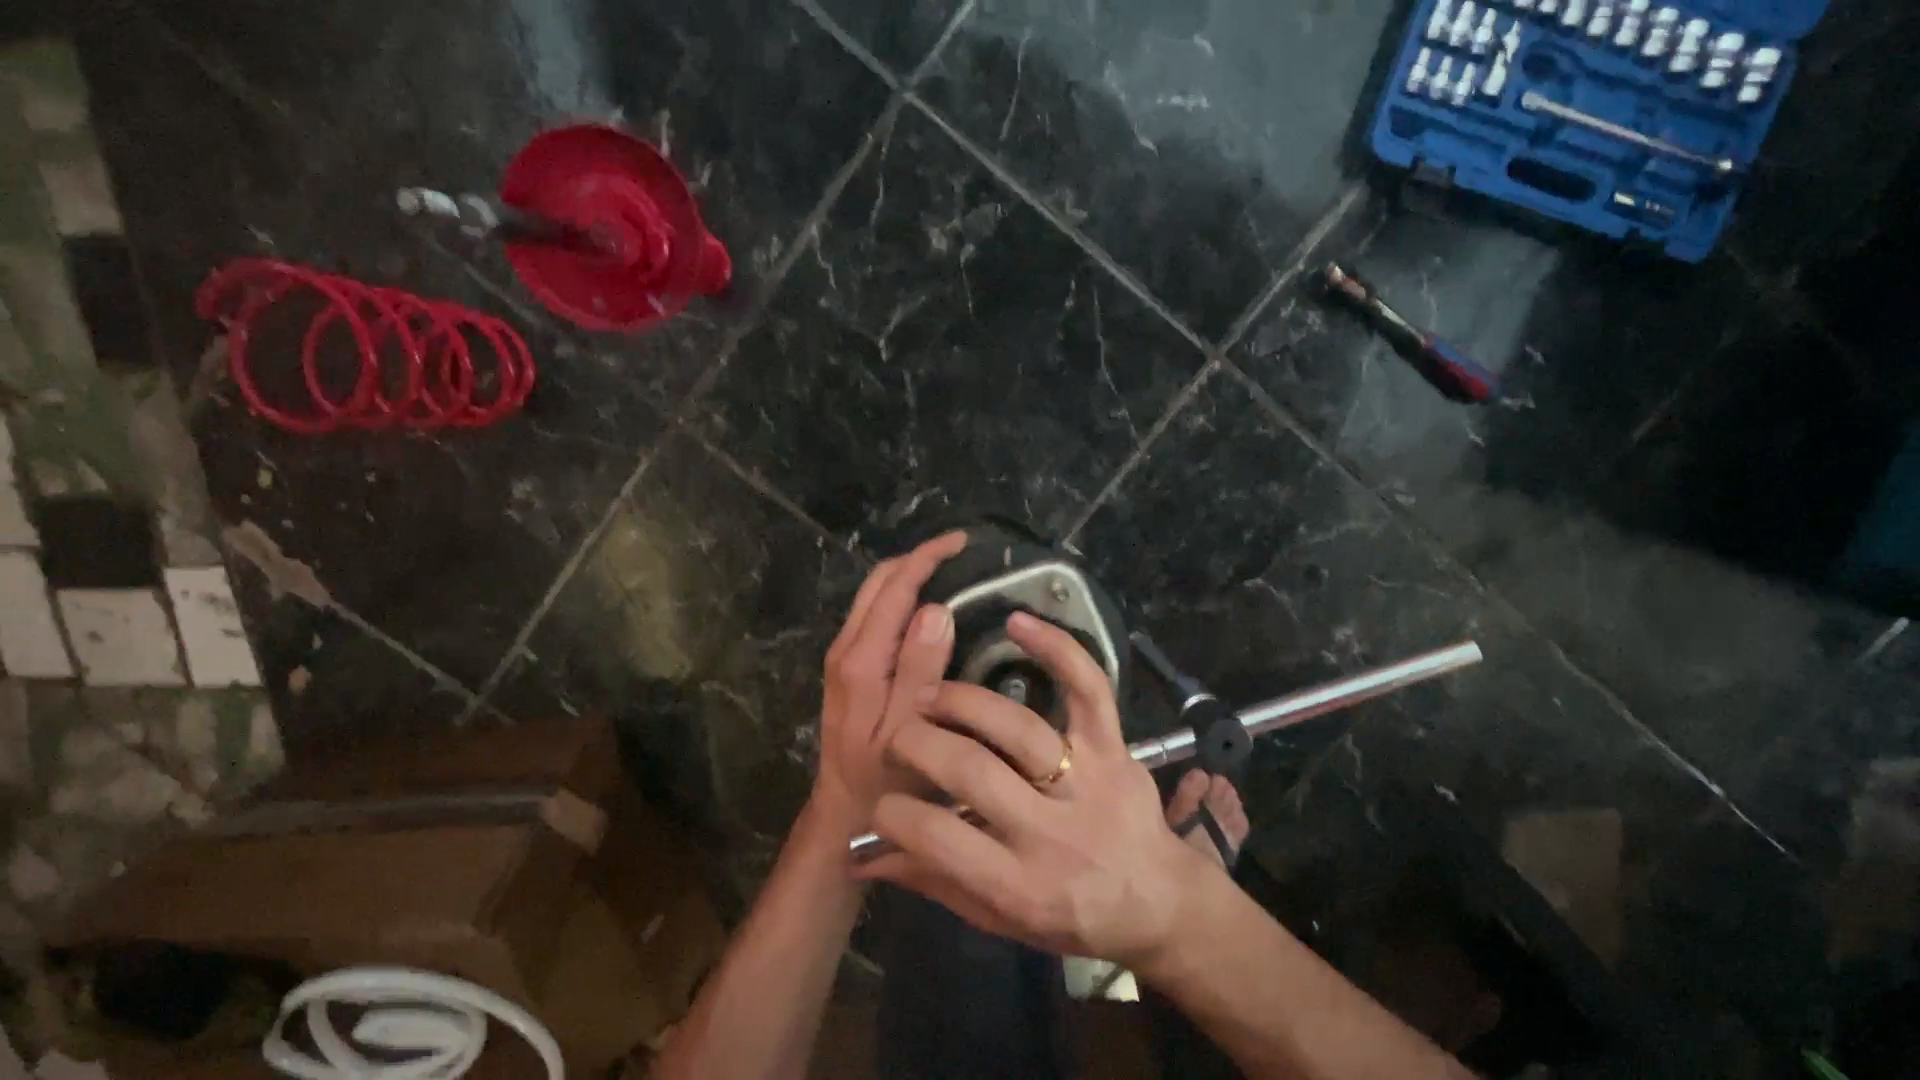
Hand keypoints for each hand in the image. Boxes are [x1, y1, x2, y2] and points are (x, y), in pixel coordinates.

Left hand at [812, 531, 967, 832]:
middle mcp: (845, 649)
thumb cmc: (885, 780)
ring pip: (872, 595)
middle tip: (960, 552)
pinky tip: (928, 605)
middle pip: (878, 582)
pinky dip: (899, 597)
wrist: (842, 813)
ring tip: (949, 570)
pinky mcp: (847, 669)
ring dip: (907, 575)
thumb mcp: (909, 731)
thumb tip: (935, 609)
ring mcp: (842, 658)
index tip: (962, 542)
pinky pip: (873, 614)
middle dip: (917, 558)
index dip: (927, 557)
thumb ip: (919, 670)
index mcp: (861, 659)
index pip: (894, 588)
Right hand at [857, 612, 1210, 969]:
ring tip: (929, 695)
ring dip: (963, 702)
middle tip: (897, 736)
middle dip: (919, 744)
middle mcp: (1055, 832)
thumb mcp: (1000, 918)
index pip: (940, 839)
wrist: (1159, 903)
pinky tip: (1017, 621)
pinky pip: (1090, 690)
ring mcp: (1090, 781)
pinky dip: (1058, 649)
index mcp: (1021, 885)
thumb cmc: (1072, 918)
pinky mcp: (1115, 747)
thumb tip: (863, 854)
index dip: (896, 813)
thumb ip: (934, 881)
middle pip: (973, 771)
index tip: (880, 799)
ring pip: (1019, 727)